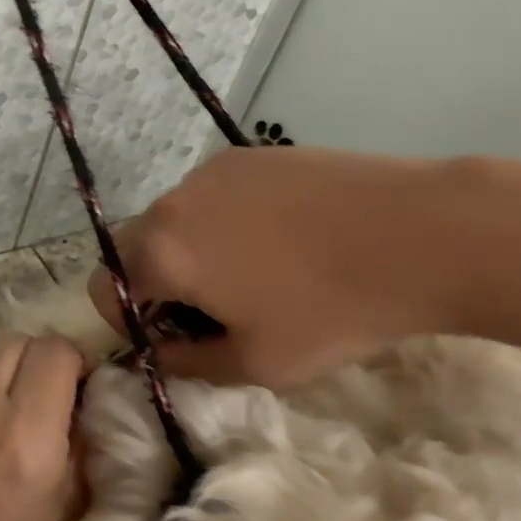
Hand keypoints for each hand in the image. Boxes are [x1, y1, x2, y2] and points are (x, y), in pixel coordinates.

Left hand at [0, 333, 86, 520]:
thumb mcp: (67, 511)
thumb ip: (81, 442)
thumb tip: (88, 391)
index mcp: (24, 440)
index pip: (55, 351)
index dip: (74, 363)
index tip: (79, 386)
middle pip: (18, 340)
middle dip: (38, 362)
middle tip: (45, 399)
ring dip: (3, 375)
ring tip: (5, 418)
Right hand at [91, 146, 455, 388]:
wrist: (417, 234)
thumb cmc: (332, 309)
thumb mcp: (260, 364)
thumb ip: (190, 364)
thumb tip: (156, 353)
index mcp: (159, 254)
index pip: (103, 290)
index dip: (130, 321)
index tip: (176, 336)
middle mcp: (167, 205)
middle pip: (133, 250)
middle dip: (158, 282)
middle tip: (215, 308)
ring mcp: (203, 174)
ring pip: (174, 221)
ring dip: (192, 248)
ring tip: (260, 267)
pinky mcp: (240, 156)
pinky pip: (210, 195)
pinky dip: (226, 218)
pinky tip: (284, 233)